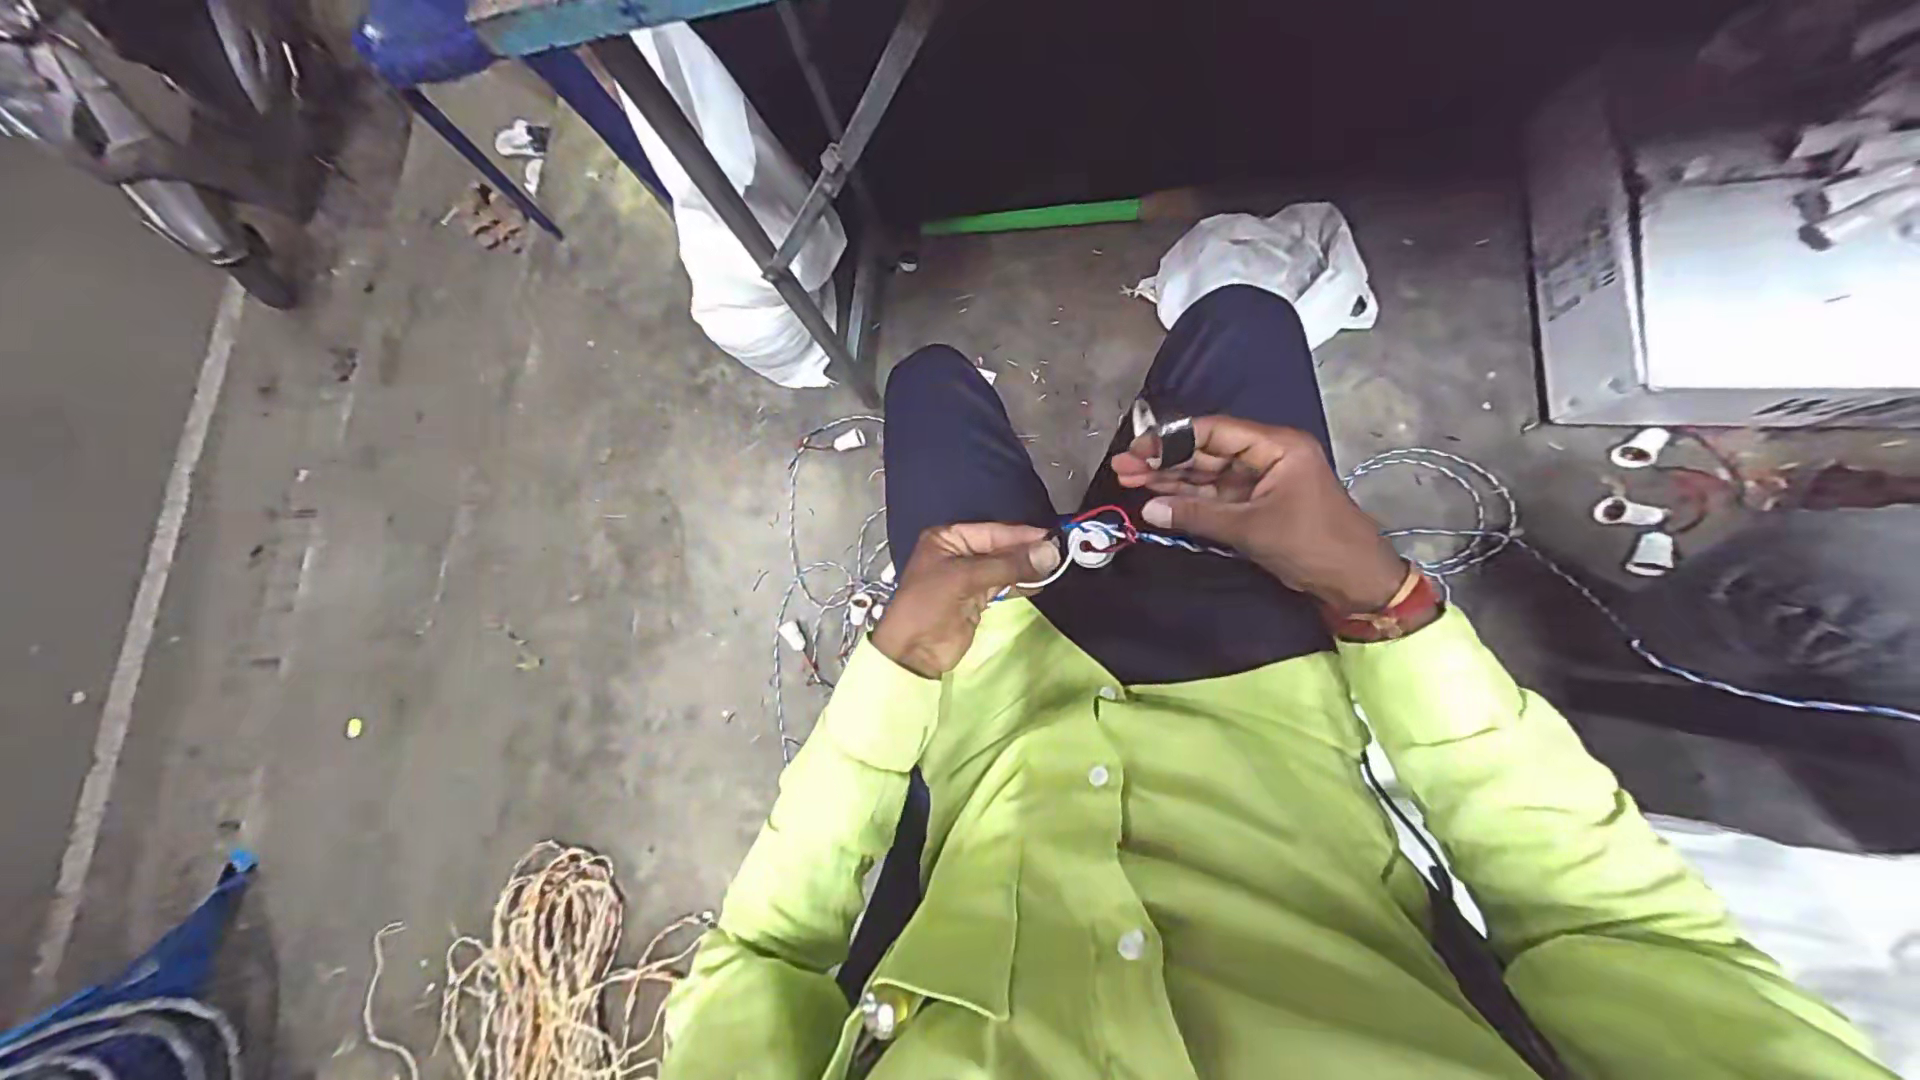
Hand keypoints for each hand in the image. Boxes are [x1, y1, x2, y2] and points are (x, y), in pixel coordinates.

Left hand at [870, 523, 1061, 677]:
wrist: (913, 651)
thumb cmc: (929, 605)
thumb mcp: (966, 578)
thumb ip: (1008, 565)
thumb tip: (1048, 553)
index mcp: (947, 538)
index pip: (992, 531)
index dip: (1022, 535)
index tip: (1052, 537)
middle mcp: (958, 553)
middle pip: (1000, 547)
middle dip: (1027, 551)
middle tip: (1058, 554)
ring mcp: (968, 576)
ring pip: (1005, 566)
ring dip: (1027, 568)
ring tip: (1054, 567)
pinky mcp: (977, 598)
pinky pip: (1004, 584)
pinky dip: (1022, 583)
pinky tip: (1040, 582)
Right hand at [1111, 416, 1406, 613]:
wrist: (1353, 580)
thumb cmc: (1312, 543)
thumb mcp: (1250, 528)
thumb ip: (1197, 515)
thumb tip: (1149, 508)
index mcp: (1275, 447)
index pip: (1213, 432)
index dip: (1171, 439)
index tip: (1137, 451)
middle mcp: (1264, 456)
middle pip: (1204, 451)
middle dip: (1163, 460)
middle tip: (1122, 465)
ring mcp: (1257, 480)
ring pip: (1204, 474)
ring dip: (1168, 478)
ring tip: (1128, 478)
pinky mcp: (1251, 503)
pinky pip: (1211, 496)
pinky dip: (1185, 498)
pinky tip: (1155, 497)